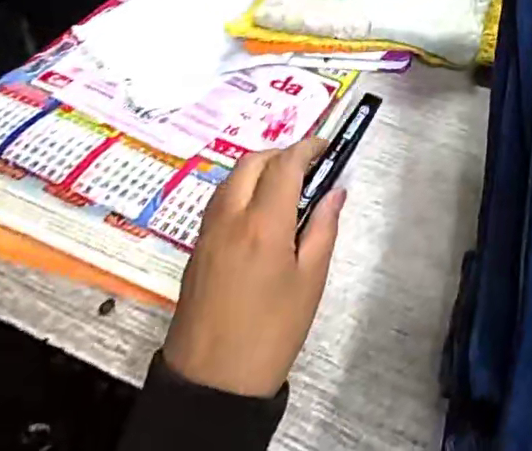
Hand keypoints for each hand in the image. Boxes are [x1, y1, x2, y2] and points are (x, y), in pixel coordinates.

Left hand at [162, 138, 346, 396]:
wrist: (211, 384)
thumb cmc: (273, 329)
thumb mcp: (312, 277)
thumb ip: (324, 227)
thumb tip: (334, 192)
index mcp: (264, 224)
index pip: (285, 165)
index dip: (308, 147)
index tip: (327, 146)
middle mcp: (229, 221)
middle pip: (251, 163)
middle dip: (282, 153)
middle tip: (310, 164)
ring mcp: (207, 237)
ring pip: (230, 181)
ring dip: (260, 170)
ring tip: (290, 184)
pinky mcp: (197, 253)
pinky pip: (220, 204)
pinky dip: (244, 191)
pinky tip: (265, 211)